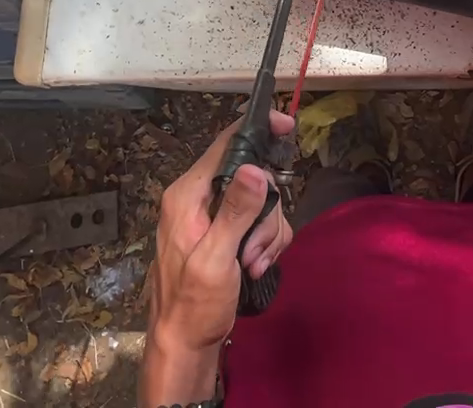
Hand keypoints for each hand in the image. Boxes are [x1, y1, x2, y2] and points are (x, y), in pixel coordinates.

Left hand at [147, 110, 293, 354]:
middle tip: (256, 247)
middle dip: (266, 213)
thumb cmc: (193, 304)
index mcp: (189, 193)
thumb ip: (235, 211)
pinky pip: (263, 221)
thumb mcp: (215, 258)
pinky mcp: (230, 231)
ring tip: (252, 265)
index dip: (257, 130)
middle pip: (255, 176)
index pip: (227, 143)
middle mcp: (202, 196)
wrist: (186, 346)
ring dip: (267, 234)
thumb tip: (256, 168)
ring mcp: (216, 214)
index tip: (287, 126)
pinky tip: (255, 267)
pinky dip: (267, 243)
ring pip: (263, 201)